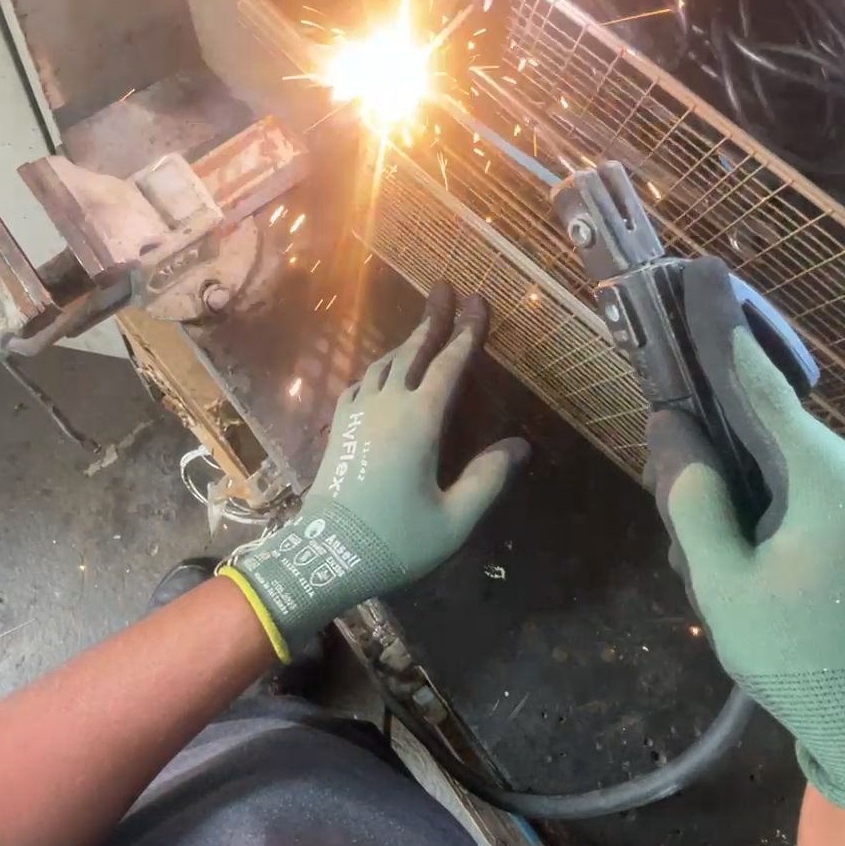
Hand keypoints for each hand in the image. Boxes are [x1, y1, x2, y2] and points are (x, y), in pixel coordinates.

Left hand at [222, 283, 529, 660]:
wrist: (326, 555)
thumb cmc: (395, 541)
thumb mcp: (453, 519)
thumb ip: (487, 479)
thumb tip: (519, 445)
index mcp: (418, 422)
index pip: (448, 366)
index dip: (466, 334)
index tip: (478, 304)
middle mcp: (385, 406)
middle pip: (411, 352)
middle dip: (432, 321)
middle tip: (445, 290)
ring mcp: (356, 414)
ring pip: (382, 365)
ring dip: (405, 343)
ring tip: (422, 328)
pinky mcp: (339, 428)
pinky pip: (359, 383)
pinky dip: (377, 369)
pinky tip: (381, 373)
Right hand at [647, 258, 844, 811]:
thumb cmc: (801, 660)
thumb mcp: (723, 582)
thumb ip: (694, 499)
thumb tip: (673, 430)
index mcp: (835, 484)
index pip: (765, 391)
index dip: (726, 339)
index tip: (703, 285)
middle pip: (770, 431)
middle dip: (714, 448)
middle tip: (672, 493)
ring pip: (787, 463)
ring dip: (738, 487)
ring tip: (709, 549)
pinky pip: (811, 490)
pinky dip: (767, 502)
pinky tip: (744, 550)